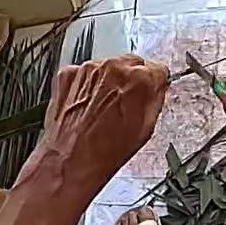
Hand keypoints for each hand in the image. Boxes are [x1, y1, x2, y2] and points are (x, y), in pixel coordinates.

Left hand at [0, 55, 168, 224]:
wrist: (71, 160)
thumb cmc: (105, 150)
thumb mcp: (146, 128)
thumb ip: (155, 99)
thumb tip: (156, 87)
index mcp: (139, 79)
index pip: (157, 69)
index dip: (153, 83)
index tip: (149, 90)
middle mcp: (113, 68)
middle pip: (131, 64)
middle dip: (130, 81)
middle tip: (125, 105)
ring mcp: (88, 70)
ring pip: (106, 68)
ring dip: (107, 83)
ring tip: (102, 111)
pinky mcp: (68, 75)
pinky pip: (84, 74)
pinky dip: (86, 86)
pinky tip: (87, 108)